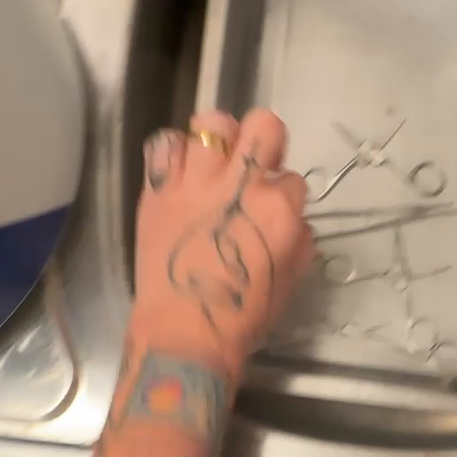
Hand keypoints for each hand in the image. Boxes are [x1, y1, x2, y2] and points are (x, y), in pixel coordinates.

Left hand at [133, 109, 315, 364]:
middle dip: (265, 140)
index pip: (294, 180)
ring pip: (213, 122)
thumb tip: (294, 223)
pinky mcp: (158, 189)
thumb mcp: (289, 282)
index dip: (286, 193)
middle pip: (264, 126)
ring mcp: (195, 183)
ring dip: (218, 139)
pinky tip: (179, 173)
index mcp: (279, 213)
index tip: (276, 209)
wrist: (186, 334)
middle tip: (254, 164)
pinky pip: (164, 143)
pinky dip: (172, 152)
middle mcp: (241, 187)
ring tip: (213, 164)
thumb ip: (298, 244)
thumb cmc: (244, 318)